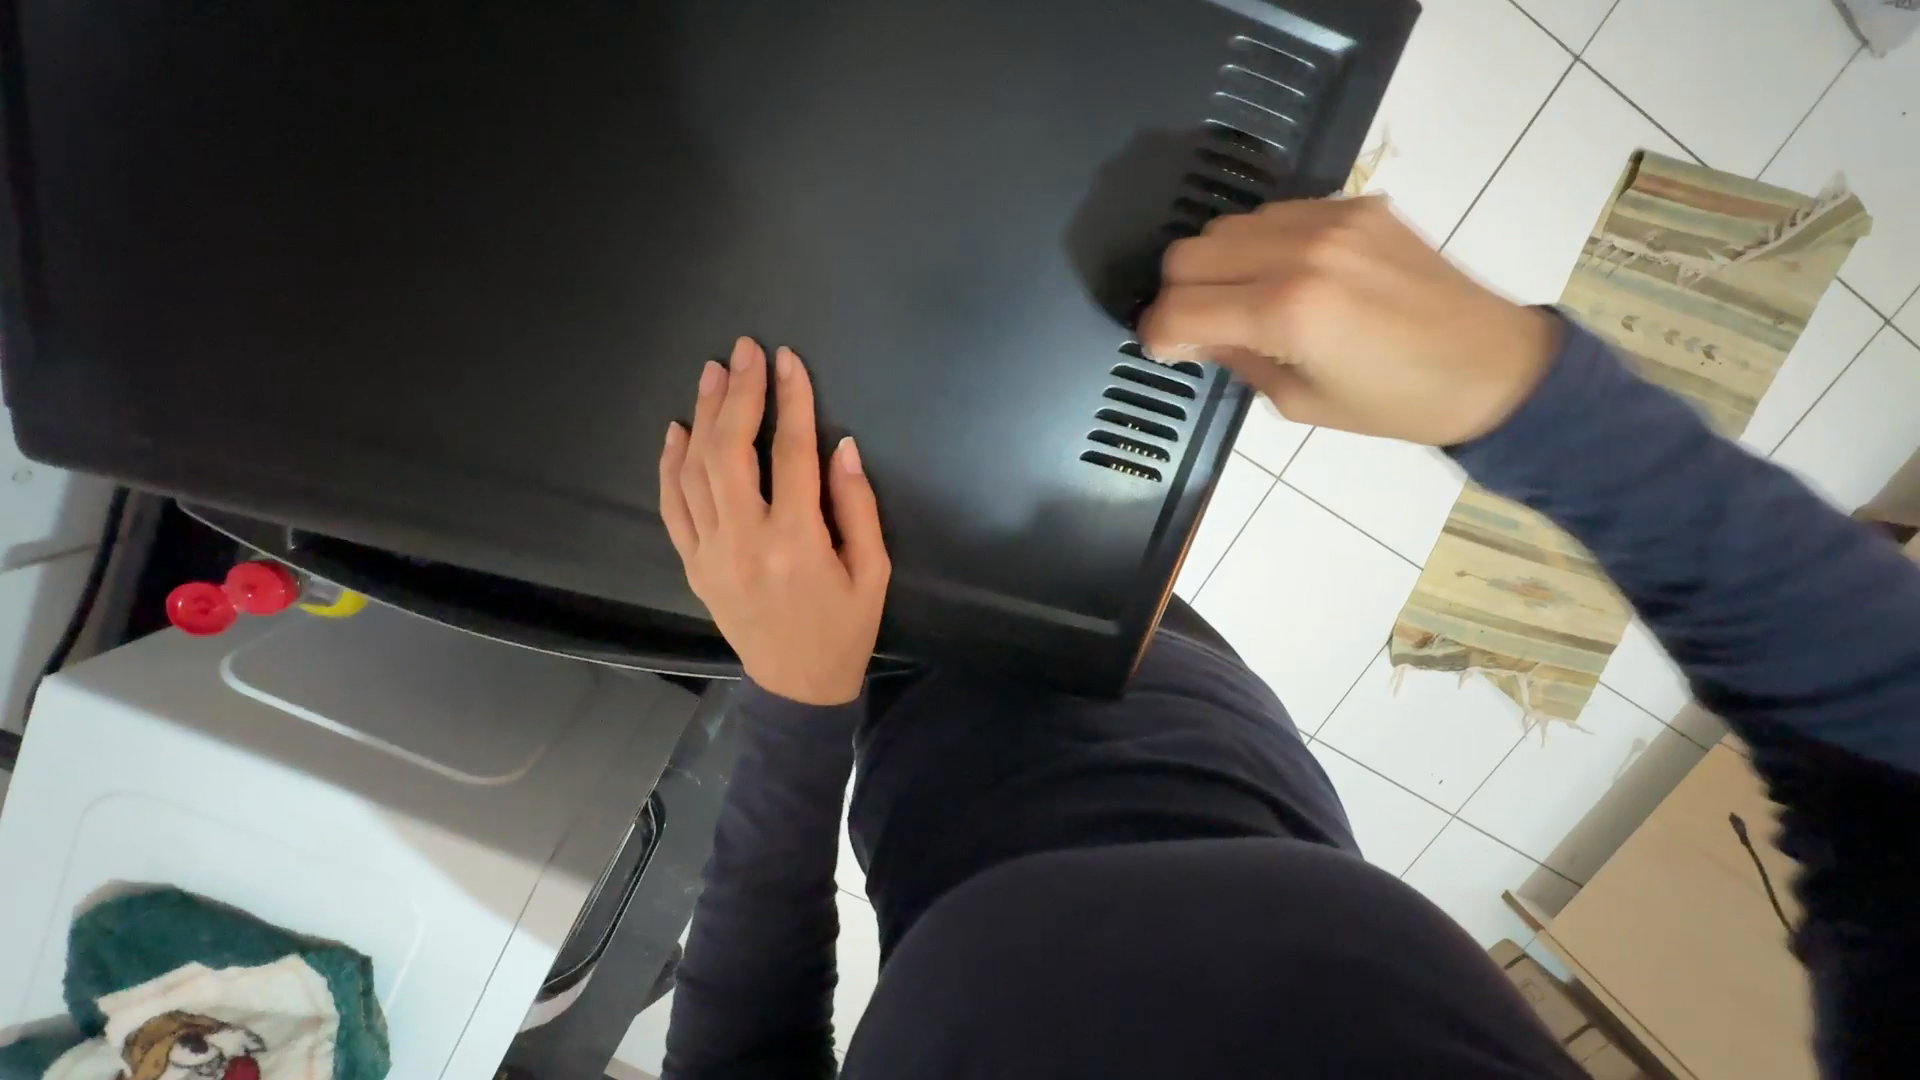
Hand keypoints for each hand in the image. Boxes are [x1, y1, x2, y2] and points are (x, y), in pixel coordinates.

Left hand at [658, 337, 890, 704]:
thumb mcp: (873, 572)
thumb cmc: (845, 629)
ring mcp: (709, 553)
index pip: (790, 453)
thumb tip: (841, 447)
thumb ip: (859, 507)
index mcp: (796, 542)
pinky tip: (678, 429)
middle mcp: (744, 541)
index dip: (792, 400)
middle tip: (744, 351)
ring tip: (713, 374)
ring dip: (703, 416)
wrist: (797, 688)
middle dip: (739, 394)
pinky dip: (670, 464)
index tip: (788, 360)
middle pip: (731, 451)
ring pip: (694, 470)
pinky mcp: (693, 565)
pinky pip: (672, 506)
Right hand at [1138, 195, 1558, 446]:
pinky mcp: (1355, 205)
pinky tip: (1282, 275)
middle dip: (1177, 296)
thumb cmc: (1392, 404)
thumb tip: (1195, 336)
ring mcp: (1330, 220)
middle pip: (1187, 254)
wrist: (1490, 364)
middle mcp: (1301, 252)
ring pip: (1224, 227)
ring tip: (1240, 300)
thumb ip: (1236, 358)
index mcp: (1287, 312)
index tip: (1163, 351)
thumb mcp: (1297, 401)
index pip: (1179, 309)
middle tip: (1198, 328)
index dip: (1156, 336)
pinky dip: (1258, 245)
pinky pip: (1273, 214)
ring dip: (1215, 266)